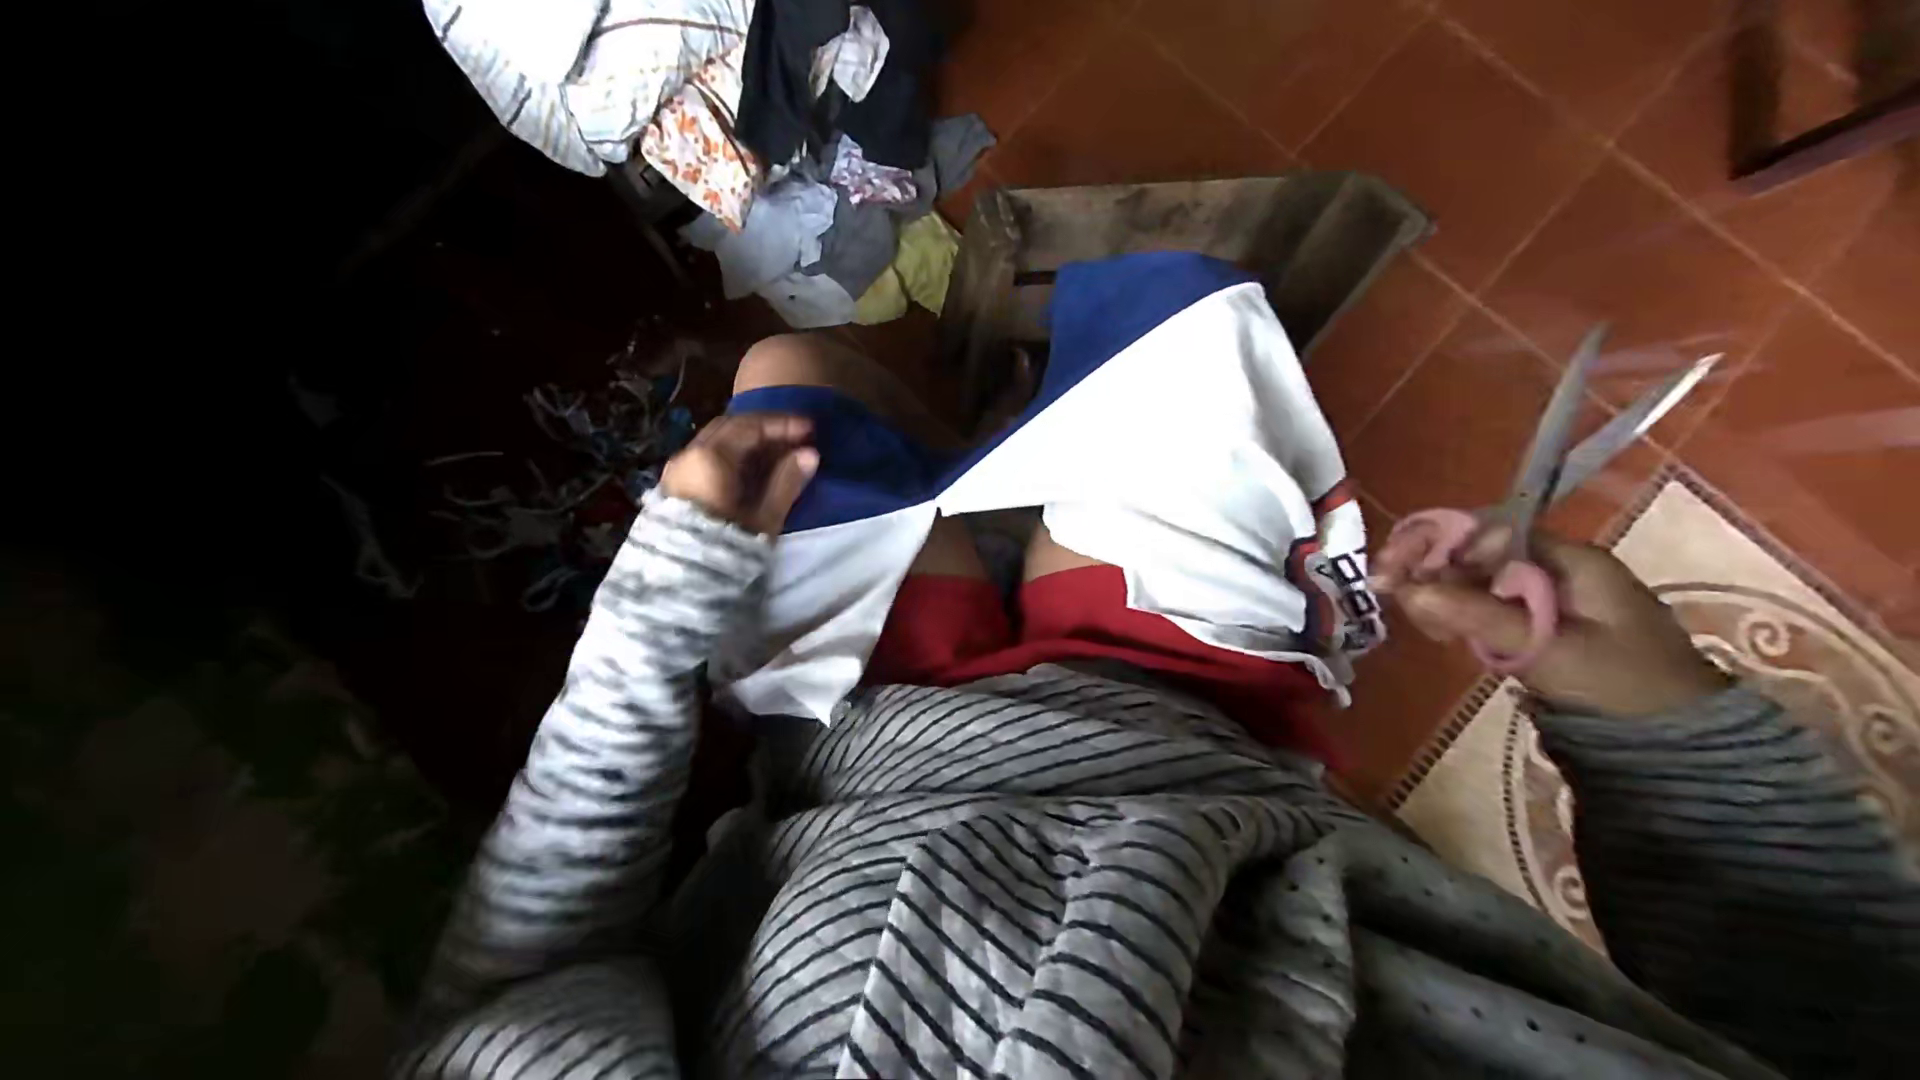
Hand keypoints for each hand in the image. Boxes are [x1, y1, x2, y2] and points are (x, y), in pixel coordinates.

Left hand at [659, 413, 818, 534]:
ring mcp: (677, 471)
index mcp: (710, 459)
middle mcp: (688, 455)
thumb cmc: (725, 550)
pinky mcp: (673, 488)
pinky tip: (752, 468)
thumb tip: (809, 454)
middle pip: (730, 427)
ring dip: (748, 440)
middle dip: (764, 427)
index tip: (810, 429)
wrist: (677, 586)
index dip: (782, 424)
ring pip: (715, 440)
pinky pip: (705, 457)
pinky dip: (732, 453)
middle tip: (795, 435)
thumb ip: (786, 482)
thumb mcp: (763, 519)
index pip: (750, 426)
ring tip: (778, 451)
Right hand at [1371, 527, 1729, 716]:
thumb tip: (1406, 589)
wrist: (1670, 739)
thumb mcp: (1546, 647)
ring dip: (1433, 593)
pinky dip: (1450, 611)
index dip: (1432, 542)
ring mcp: (1537, 593)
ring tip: (1421, 623)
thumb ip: (1476, 615)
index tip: (1392, 566)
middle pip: (1469, 550)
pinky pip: (1475, 602)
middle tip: (1386, 591)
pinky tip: (1440, 631)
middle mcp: (1548, 565)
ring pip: (1466, 577)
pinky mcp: (1527, 619)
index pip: (1483, 529)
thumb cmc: (1618, 683)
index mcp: (1565, 558)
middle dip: (1425, 568)